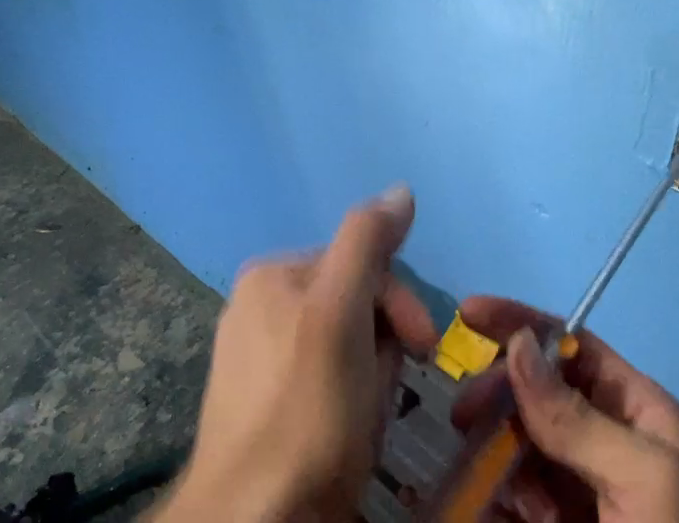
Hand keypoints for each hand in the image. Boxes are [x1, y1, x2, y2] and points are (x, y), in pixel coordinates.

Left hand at [151, 185, 439, 521]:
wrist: (253, 519)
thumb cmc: (305, 412)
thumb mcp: (340, 314)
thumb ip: (367, 242)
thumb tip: (400, 189)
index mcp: (272, 274)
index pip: (363, 263)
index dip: (401, 304)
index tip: (424, 349)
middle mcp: (257, 306)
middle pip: (355, 304)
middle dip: (385, 345)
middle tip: (387, 391)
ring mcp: (257, 359)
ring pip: (346, 347)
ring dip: (372, 378)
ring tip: (365, 418)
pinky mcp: (264, 408)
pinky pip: (325, 385)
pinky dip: (348, 404)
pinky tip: (344, 435)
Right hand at [453, 297, 678, 522]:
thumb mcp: (643, 476)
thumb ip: (578, 416)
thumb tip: (518, 345)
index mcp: (642, 416)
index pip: (578, 349)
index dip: (526, 325)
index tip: (469, 313)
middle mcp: (610, 445)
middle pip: (541, 395)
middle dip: (501, 394)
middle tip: (463, 414)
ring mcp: (583, 493)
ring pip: (521, 447)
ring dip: (490, 448)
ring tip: (469, 467)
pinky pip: (513, 500)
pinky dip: (489, 496)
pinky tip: (470, 502)